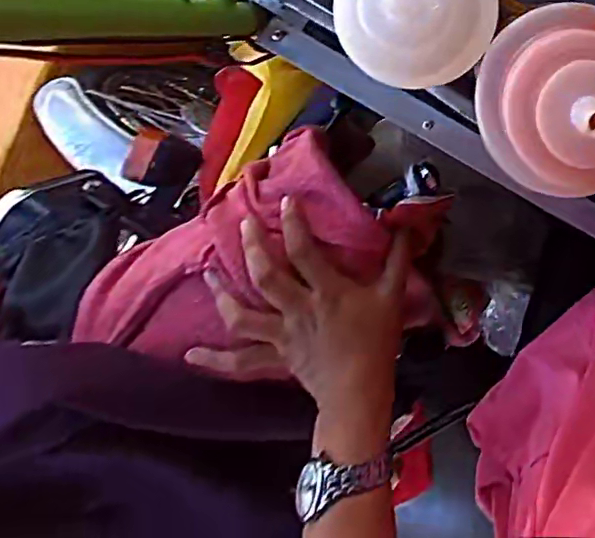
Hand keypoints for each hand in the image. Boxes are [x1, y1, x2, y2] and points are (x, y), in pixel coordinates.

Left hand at [187, 196, 410, 409]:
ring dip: (222, 294)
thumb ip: (398, 260)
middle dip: (252, 246)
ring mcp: (282, 334)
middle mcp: (298, 309)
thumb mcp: (392, 297)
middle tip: (243, 222)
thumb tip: (404, 226)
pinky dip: (214, 359)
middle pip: (266, 276)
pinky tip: (191, 354)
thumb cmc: (376, 343)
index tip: (286, 200)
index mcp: (326, 292)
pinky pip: (241, 360)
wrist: (359, 394)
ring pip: (243, 314)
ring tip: (208, 272)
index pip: (304, 251)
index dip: (294, 223)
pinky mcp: (274, 356)